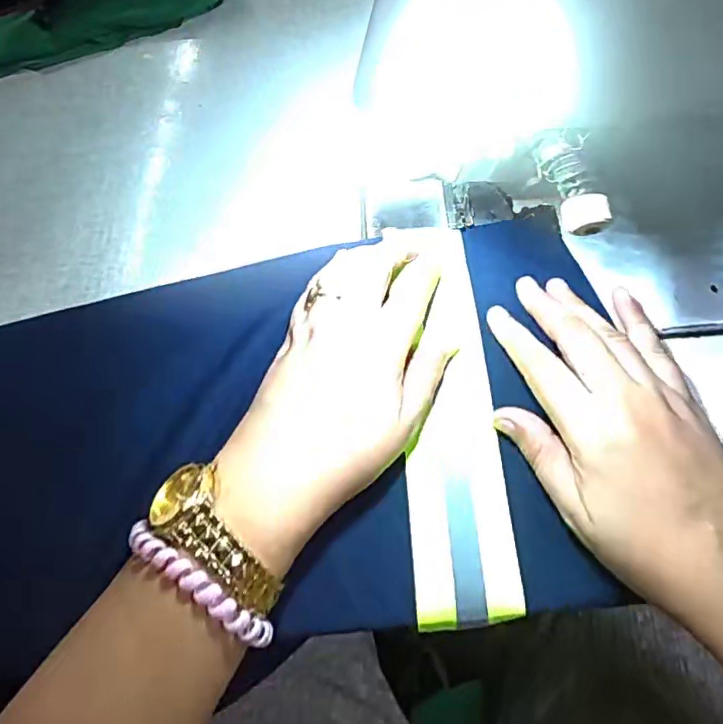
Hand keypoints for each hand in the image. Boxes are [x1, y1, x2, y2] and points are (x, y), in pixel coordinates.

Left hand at [213, 242, 453, 576]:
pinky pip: (314, 289)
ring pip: (339, 271)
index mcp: (382, 342)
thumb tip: (451, 338)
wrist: (271, 476)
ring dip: (363, 254)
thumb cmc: (348, 455)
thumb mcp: (404, 423)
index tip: (440, 257)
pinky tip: (337, 277)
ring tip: (379, 253)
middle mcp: (348, 322)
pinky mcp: (290, 336)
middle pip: (373, 266)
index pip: (411, 288)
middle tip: (413, 247)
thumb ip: (429, 373)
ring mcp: (314, 325)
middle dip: (396, 249)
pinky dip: (331, 273)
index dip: (428, 267)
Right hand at [487, 277, 722, 613]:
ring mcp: (657, 388)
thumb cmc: (640, 543)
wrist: (722, 555)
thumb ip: (541, 453)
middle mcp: (623, 395)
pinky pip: (655, 343)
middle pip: (578, 338)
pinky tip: (623, 296)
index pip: (543, 369)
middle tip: (526, 285)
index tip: (498, 314)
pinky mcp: (683, 392)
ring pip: (613, 334)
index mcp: (591, 426)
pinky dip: (636, 316)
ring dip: (584, 305)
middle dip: (548, 308)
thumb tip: (502, 414)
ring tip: (559, 285)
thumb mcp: (577, 510)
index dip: (517, 338)